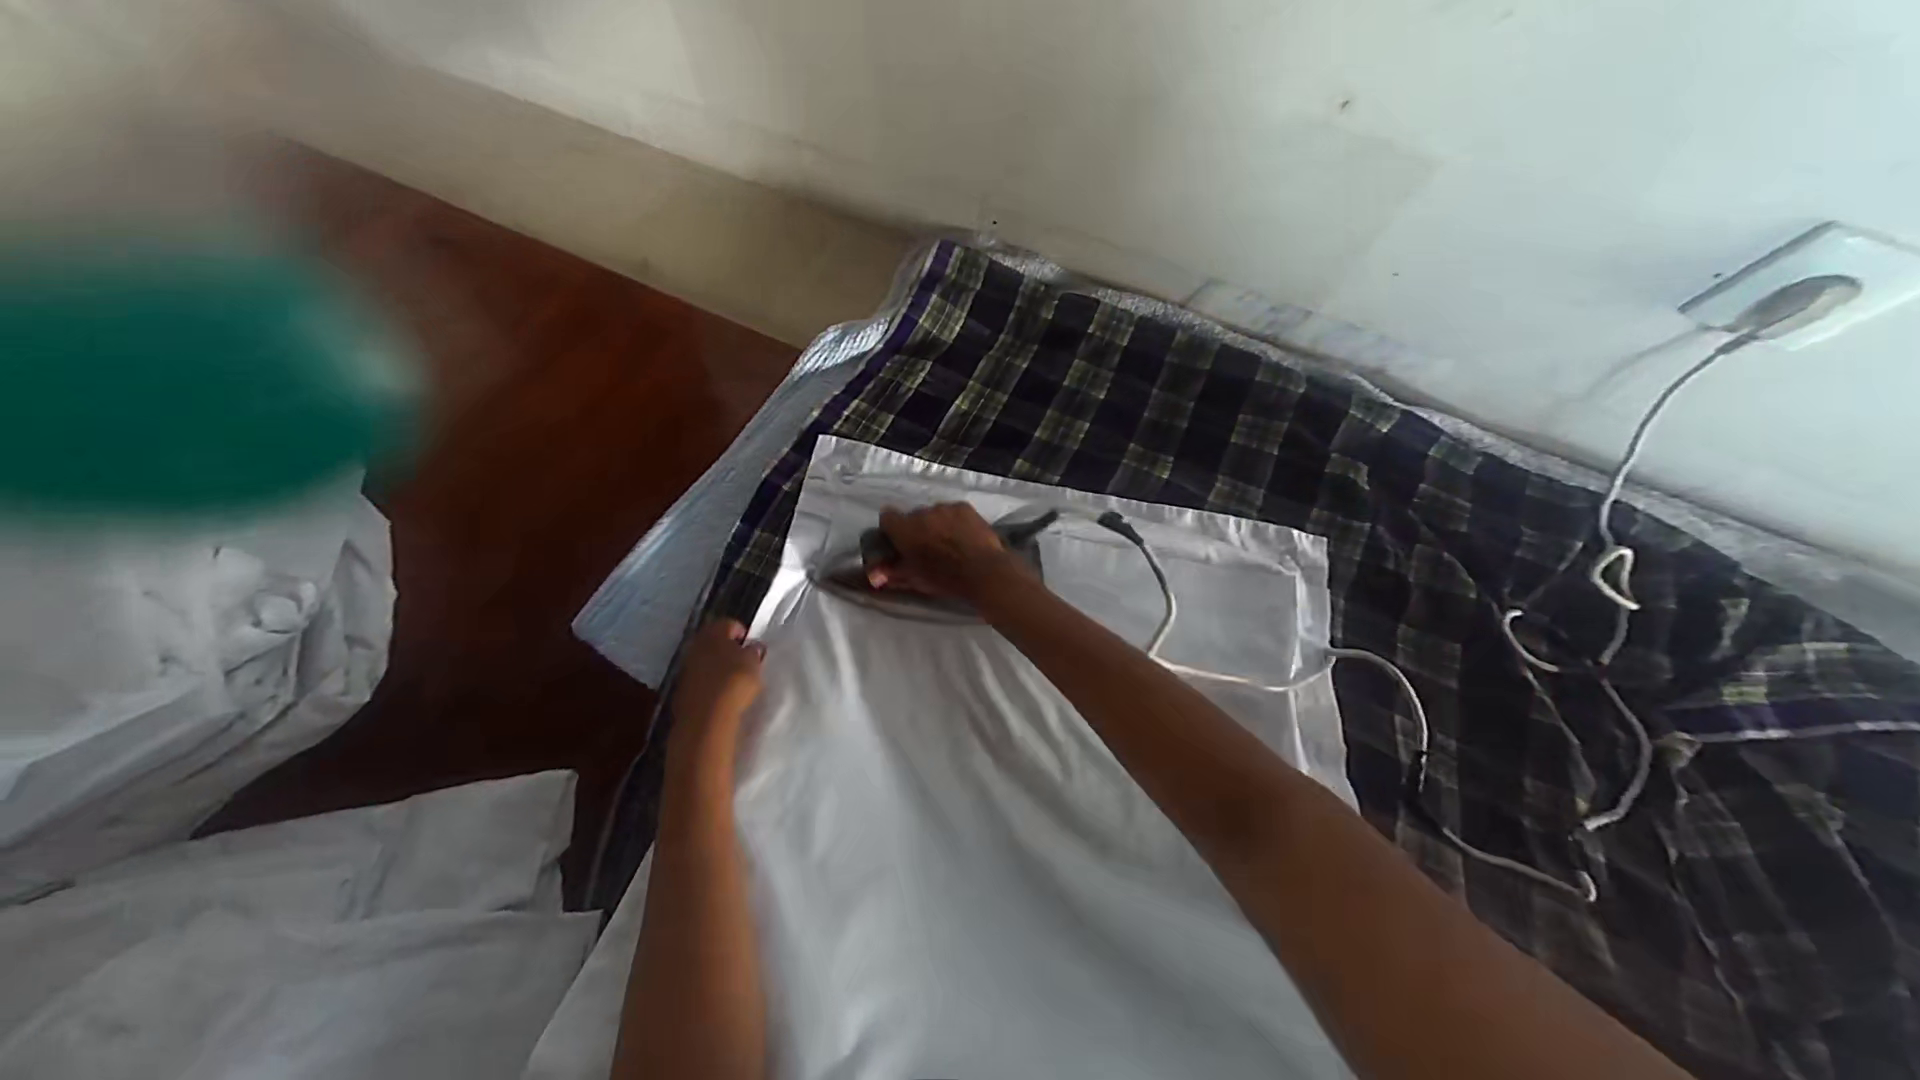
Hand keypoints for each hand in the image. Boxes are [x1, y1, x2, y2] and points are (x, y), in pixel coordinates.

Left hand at [672, 619, 764, 730]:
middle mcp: (695, 646)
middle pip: (713, 642)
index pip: (729, 623)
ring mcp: (685, 669)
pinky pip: (699, 681)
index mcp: (714, 633)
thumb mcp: (754, 663)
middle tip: (743, 661)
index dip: (743, 633)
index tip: (752, 646)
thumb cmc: (735, 681)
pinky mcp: (681, 690)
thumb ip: (754, 651)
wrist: (706, 717)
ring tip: (733, 680)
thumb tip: (753, 647)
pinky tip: (720, 695)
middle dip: (727, 649)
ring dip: (716, 667)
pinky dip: (709, 684)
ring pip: (704, 661)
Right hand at [869, 503, 1036, 601]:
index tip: (899, 542)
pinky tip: (963, 536)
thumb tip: (873, 575)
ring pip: (934, 513)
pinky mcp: (964, 507)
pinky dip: (954, 521)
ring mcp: (944, 507)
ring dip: (936, 524)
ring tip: (949, 542)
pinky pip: (952, 511)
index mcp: (904, 529)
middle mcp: (921, 512)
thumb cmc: (945, 578)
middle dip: (917, 528)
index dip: (892, 530)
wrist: (983, 571)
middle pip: (913, 516)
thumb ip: (890, 571)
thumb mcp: (914, 578)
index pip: (887, 518)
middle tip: (927, 547)